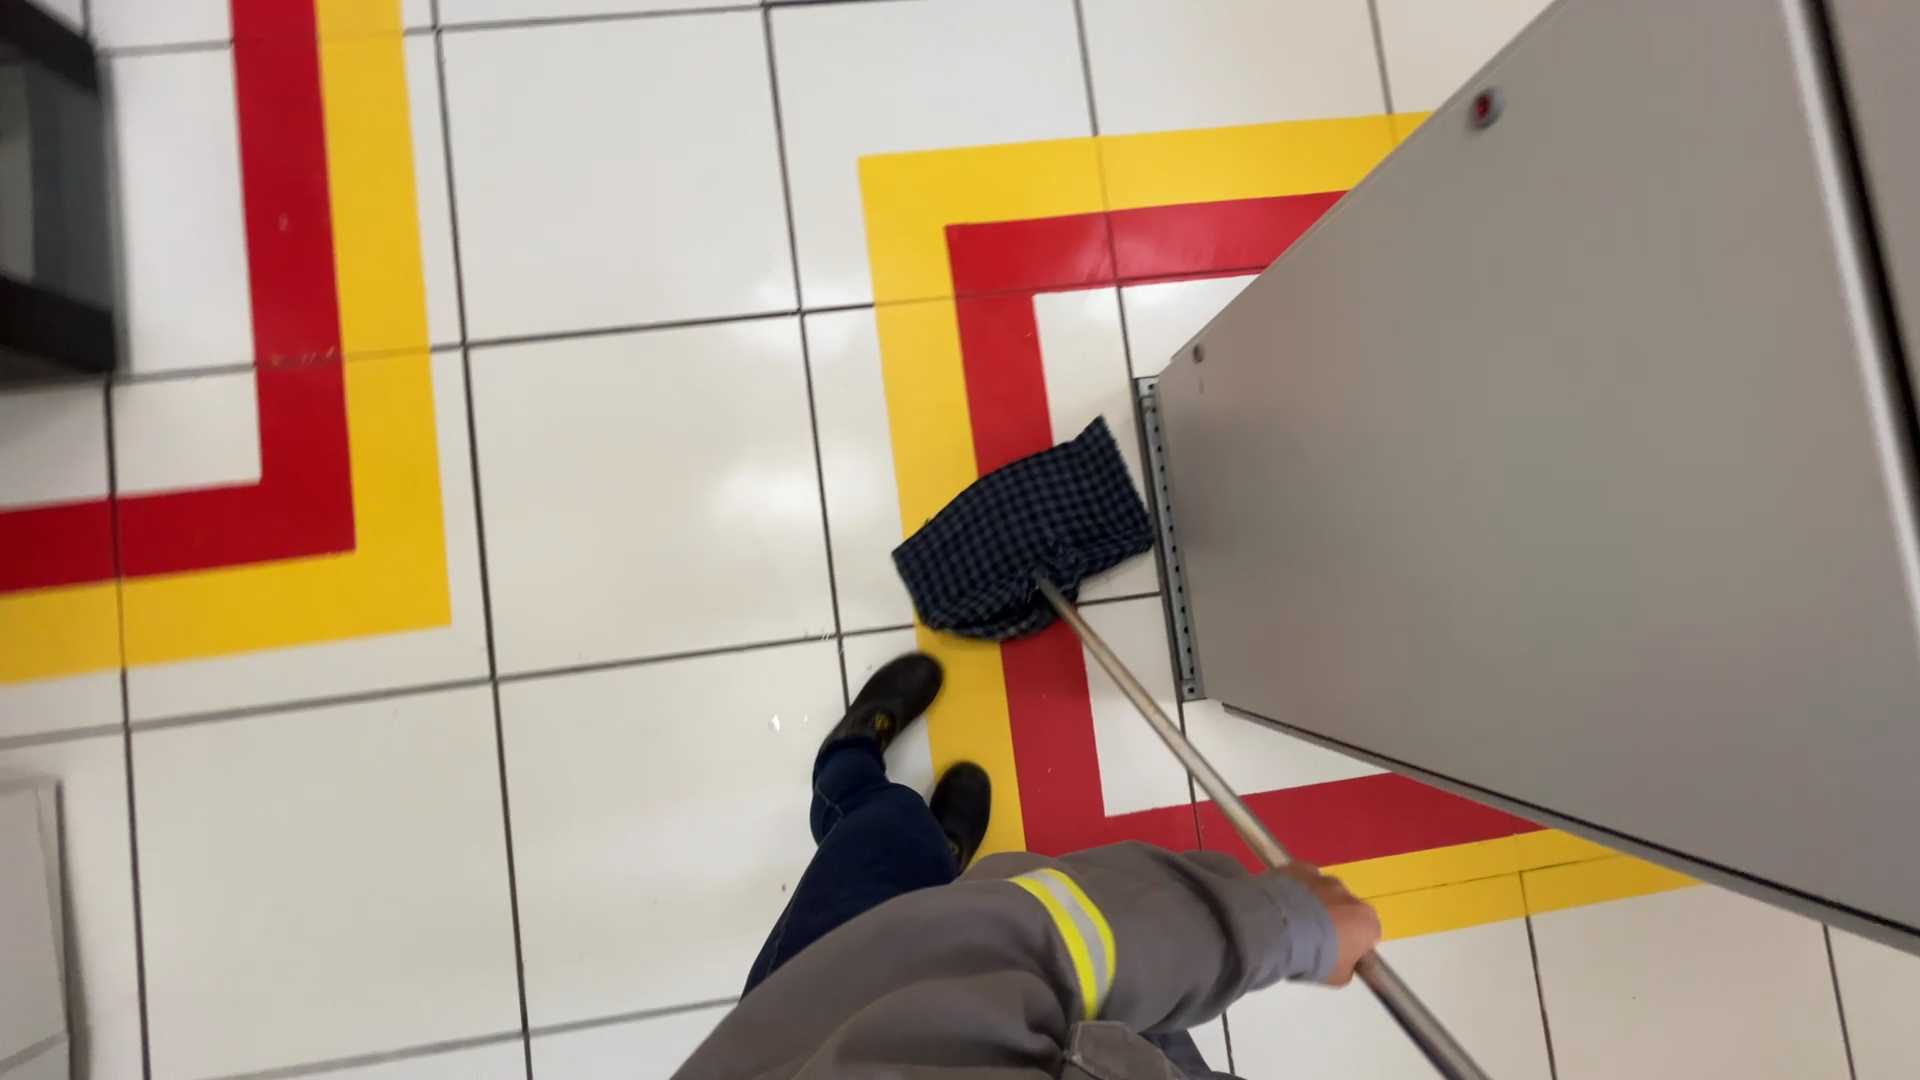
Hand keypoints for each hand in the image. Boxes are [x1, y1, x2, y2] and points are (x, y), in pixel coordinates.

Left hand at [1279, 863, 1380, 985]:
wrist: (1279, 929)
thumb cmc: (1316, 957)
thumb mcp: (1340, 975)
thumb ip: (1347, 964)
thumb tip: (1342, 958)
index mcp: (1366, 920)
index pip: (1369, 932)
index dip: (1356, 944)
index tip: (1341, 952)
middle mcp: (1347, 893)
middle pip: (1345, 907)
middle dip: (1334, 918)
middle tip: (1314, 936)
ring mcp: (1321, 876)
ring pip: (1322, 890)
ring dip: (1313, 901)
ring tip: (1293, 919)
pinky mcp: (1296, 867)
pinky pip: (1300, 878)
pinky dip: (1294, 887)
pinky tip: (1282, 901)